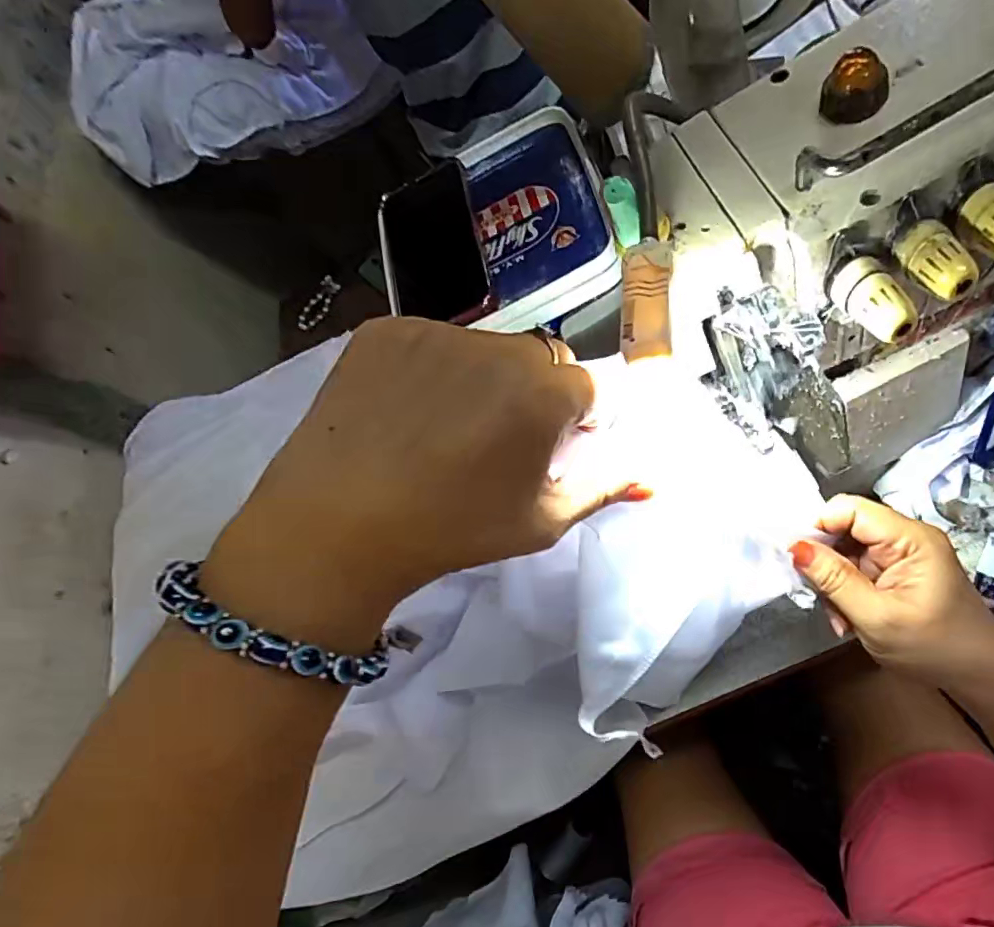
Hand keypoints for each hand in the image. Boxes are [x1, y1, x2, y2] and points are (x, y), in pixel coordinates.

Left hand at [201, 319, 645, 647]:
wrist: (338, 526)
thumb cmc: (456, 529)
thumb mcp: (543, 520)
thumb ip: (605, 487)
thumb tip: (655, 477)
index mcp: (545, 391)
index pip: (586, 388)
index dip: (571, 423)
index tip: (543, 453)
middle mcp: (499, 346)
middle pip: (539, 360)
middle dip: (532, 394)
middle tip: (494, 443)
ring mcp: (436, 331)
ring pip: (484, 348)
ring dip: (482, 379)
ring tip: (442, 430)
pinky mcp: (383, 329)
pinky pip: (430, 341)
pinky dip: (431, 368)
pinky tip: (405, 412)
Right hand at [789, 495, 993, 695]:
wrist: (980, 675)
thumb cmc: (936, 649)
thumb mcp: (877, 617)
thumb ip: (835, 580)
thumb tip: (796, 548)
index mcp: (910, 538)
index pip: (850, 509)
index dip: (819, 528)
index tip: (799, 561)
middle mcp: (906, 537)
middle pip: (846, 530)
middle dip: (827, 564)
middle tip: (824, 599)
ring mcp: (903, 556)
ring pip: (848, 554)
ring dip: (836, 585)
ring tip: (843, 620)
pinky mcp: (899, 573)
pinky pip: (860, 571)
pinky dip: (848, 594)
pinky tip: (851, 621)